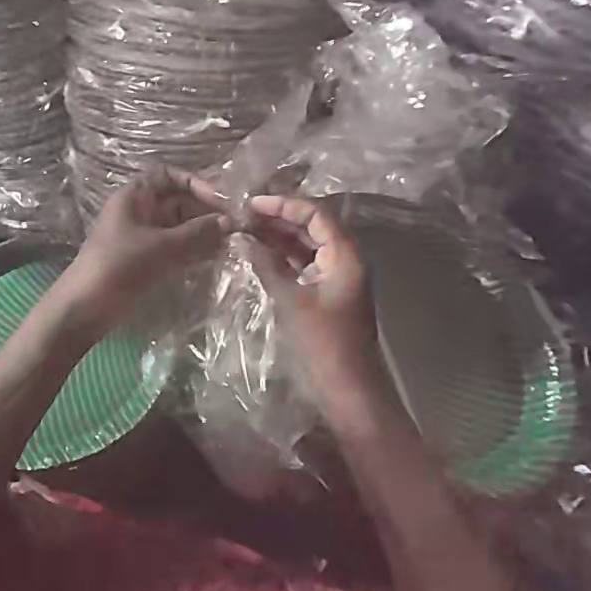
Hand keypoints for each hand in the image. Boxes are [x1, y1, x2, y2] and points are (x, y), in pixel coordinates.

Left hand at [58, 168, 228, 327]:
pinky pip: (176, 247)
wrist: (87, 307)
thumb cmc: (121, 265)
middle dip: (206, 211)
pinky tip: (218, 255)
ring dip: (204, 232)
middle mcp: (140, 211)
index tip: (220, 198)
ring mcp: (144, 236)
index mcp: (136, 196)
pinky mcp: (147, 260)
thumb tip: (230, 221)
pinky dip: (195, 249)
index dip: (195, 183)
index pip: (170, 176)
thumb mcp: (163, 246)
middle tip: (236, 224)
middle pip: (179, 202)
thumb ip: (198, 232)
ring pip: (180, 226)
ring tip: (233, 241)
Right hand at [238, 195, 388, 412]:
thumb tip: (243, 238)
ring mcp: (338, 277)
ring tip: (245, 230)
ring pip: (308, 246)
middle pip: (313, 226)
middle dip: (279, 219)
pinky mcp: (329, 293)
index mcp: (345, 255)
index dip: (284, 205)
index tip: (252, 204)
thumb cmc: (323, 342)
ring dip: (279, 237)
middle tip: (243, 216)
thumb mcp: (291, 300)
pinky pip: (306, 265)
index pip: (316, 214)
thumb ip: (267, 264)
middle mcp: (345, 259)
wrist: (348, 387)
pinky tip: (259, 254)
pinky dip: (285, 258)